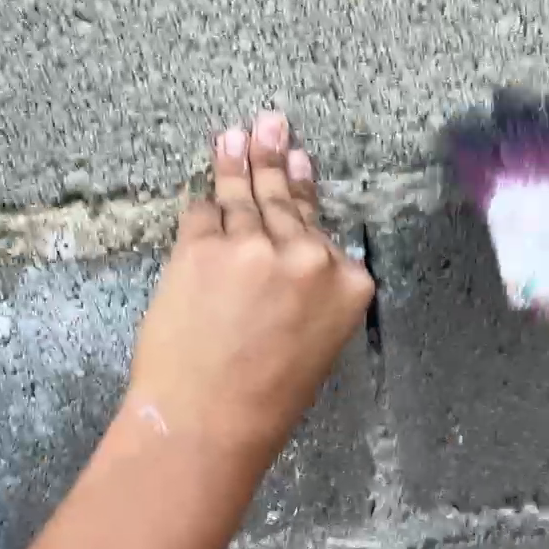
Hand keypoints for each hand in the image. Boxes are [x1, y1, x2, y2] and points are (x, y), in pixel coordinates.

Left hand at [126, 111, 374, 458]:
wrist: (209, 426)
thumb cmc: (265, 399)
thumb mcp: (314, 342)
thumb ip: (311, 289)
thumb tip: (294, 247)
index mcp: (348, 284)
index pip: (323, 230)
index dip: (307, 196)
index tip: (302, 162)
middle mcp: (307, 256)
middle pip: (288, 200)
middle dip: (276, 158)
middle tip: (272, 122)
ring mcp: (253, 246)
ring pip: (244, 196)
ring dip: (238, 161)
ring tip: (238, 133)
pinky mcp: (203, 247)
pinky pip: (202, 213)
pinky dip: (200, 204)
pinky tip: (203, 183)